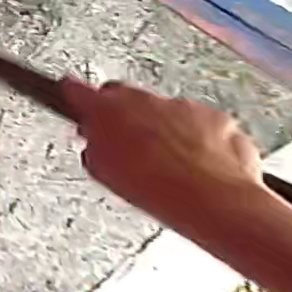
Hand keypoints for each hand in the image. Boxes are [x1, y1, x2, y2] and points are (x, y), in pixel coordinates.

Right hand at [61, 78, 266, 231]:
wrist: (216, 203)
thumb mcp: (100, 168)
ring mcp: (180, 107)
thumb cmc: (155, 188)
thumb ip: (92, 142)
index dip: (73, 94)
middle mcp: (138, 100)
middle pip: (122, 94)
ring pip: (165, 109)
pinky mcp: (218, 118)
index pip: (73, 88)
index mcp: (101, 107)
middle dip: (124, 112)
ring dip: (165, 125)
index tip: (74, 97)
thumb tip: (95, 139)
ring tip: (173, 158)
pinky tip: (202, 161)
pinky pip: (203, 122)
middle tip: (130, 139)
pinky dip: (201, 136)